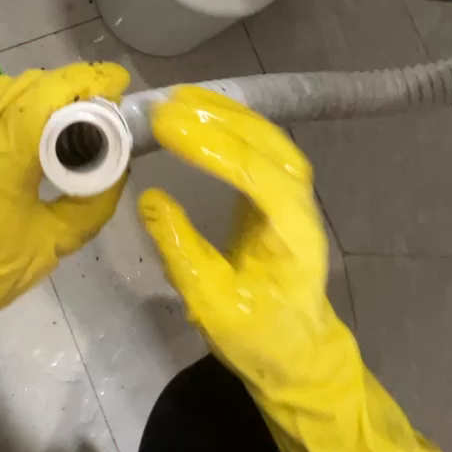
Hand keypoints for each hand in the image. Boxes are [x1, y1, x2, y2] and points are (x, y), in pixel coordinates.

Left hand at [0, 63, 130, 451]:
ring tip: (60, 129)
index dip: (96, 79)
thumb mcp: (55, 239)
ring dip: (40, 98)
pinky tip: (19, 136)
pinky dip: (8, 107)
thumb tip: (118, 165)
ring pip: (9, 86)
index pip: (60, 85)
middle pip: (38, 82)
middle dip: (72, 91)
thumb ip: (97, 198)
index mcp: (7, 138)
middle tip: (97, 119)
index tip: (120, 89)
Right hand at [139, 86, 448, 451]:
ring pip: (267, 138)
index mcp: (293, 235)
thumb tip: (150, 198)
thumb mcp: (211, 305)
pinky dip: (230, 124)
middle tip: (166, 105)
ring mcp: (295, 195)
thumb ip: (182, 252)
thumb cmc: (257, 336)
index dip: (213, 146)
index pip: (257, 175)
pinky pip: (260, 147)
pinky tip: (199, 115)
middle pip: (268, 144)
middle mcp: (301, 204)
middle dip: (218, 118)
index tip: (168, 126)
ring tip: (178, 99)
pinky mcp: (279, 192)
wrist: (296, 351)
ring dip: (225, 114)